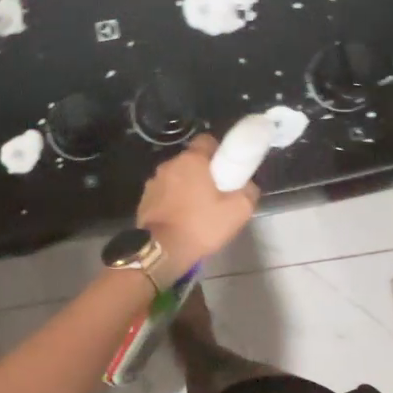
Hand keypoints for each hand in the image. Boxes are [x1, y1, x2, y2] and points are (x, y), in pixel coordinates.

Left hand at [136, 134, 258, 277]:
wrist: (162, 251)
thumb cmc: (201, 225)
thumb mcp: (238, 210)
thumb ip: (248, 191)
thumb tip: (247, 185)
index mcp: (191, 160)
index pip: (206, 141)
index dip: (219, 151)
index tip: (226, 167)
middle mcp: (168, 165)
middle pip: (190, 161)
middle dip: (202, 171)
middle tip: (215, 191)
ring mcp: (153, 182)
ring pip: (176, 177)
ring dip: (185, 186)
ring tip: (196, 208)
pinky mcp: (144, 199)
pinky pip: (164, 193)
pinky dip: (172, 200)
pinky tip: (180, 218)